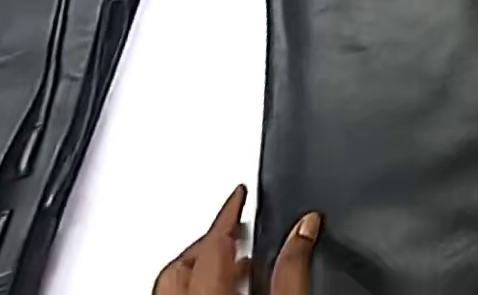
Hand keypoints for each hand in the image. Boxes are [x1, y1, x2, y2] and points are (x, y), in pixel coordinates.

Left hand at [153, 185, 322, 294]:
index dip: (228, 213)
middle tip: (233, 221)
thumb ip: (294, 267)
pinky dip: (193, 288)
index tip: (239, 193)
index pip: (212, 242)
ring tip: (231, 256)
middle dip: (206, 239)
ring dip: (198, 266)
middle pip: (178, 267)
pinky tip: (223, 289)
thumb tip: (307, 224)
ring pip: (170, 289)